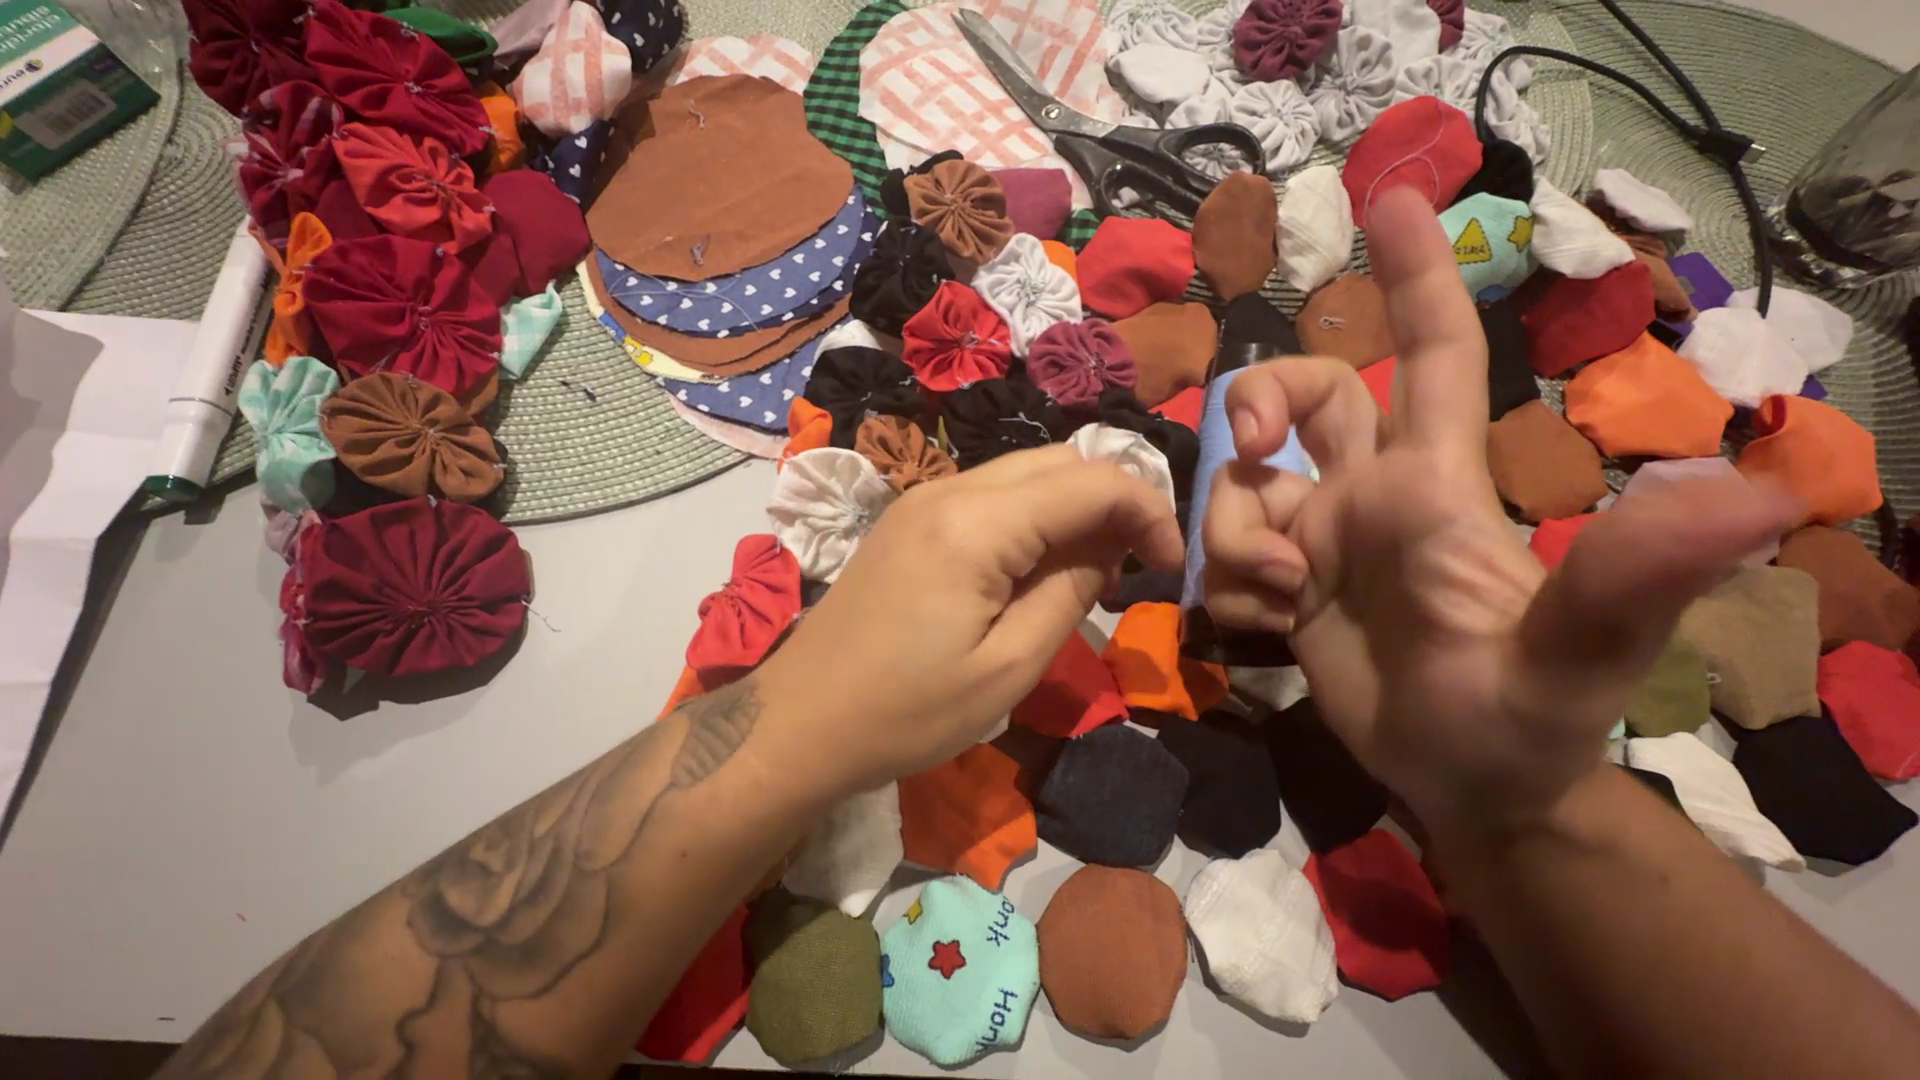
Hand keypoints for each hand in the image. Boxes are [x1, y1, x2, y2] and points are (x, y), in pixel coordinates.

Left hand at [754, 445, 1183, 796]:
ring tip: (1090, 576)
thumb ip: (1069, 591)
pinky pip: (991, 496)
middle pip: (1060, 461)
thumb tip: (1110, 543)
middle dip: (1114, 501)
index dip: (1147, 512)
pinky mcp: (909, 520)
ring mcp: (923, 500)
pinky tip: (1036, 570)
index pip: (1092, 480)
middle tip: (1133, 570)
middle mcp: (949, 490)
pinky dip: (1032, 517)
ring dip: (1073, 508)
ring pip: (1026, 473)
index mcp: (976, 524)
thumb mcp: (1008, 668)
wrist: (801, 722)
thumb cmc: (907, 713)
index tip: (1169, 567)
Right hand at [1202, 186, 1796, 840]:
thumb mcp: (1570, 664)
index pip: (1426, 358)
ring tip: (1277, 597)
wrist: (1457, 785)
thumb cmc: (1522, 720)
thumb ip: (1621, 587)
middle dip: (1257, 401)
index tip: (1389, 199)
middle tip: (1247, 450)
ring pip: (1240, 486)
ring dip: (1233, 533)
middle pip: (1301, 397)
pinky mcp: (1276, 582)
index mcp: (1429, 485)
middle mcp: (1366, 495)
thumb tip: (1754, 497)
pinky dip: (1226, 584)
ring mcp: (1314, 539)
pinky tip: (1262, 626)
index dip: (1414, 277)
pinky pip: (1221, 552)